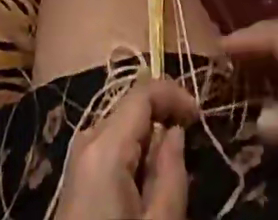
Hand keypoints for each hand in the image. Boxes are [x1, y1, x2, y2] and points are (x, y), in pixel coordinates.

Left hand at [55, 78, 198, 219]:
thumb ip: (171, 171)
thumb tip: (174, 133)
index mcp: (105, 147)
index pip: (143, 93)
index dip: (176, 94)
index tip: (200, 117)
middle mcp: (88, 142)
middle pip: (131, 109)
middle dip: (164, 119)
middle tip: (191, 147)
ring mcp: (78, 161)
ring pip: (122, 129)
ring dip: (150, 140)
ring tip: (172, 172)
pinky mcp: (77, 180)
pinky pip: (111, 150)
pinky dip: (135, 156)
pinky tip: (148, 185)